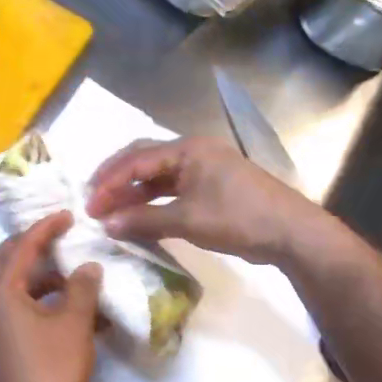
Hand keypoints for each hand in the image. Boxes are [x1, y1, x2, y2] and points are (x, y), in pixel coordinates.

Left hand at [0, 211, 102, 381]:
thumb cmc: (52, 370)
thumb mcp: (74, 325)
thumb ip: (82, 289)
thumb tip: (89, 266)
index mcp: (5, 294)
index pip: (22, 248)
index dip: (45, 228)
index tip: (68, 215)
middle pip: (1, 260)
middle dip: (26, 244)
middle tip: (54, 237)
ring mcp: (0, 324)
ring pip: (12, 284)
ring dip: (39, 272)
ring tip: (72, 271)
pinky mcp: (10, 341)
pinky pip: (23, 306)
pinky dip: (45, 298)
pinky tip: (75, 306)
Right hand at [84, 136, 330, 265]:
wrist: (291, 233)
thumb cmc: (239, 218)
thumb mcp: (188, 220)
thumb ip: (145, 220)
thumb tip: (108, 225)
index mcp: (188, 149)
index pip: (137, 159)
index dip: (109, 181)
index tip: (90, 204)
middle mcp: (194, 152)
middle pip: (144, 160)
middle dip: (117, 180)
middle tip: (94, 202)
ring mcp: (204, 169)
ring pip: (158, 176)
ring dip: (134, 192)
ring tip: (111, 211)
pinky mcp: (211, 187)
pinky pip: (172, 189)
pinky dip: (153, 201)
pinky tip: (138, 216)